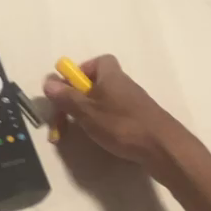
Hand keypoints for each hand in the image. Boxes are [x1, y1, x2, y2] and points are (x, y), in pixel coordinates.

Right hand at [43, 55, 193, 179]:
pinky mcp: (141, 121)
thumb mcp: (87, 111)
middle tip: (66, 117)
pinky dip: (105, 125)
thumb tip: (48, 82)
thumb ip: (66, 97)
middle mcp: (123, 85)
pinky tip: (102, 139)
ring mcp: (134, 104)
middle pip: (98, 84)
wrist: (162, 148)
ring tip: (80, 131)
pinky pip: (116, 117)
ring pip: (106, 102)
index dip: (81, 71)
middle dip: (79, 99)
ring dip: (89, 114)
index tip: (69, 88)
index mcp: (111, 76)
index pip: (98, 61)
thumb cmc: (121, 124)